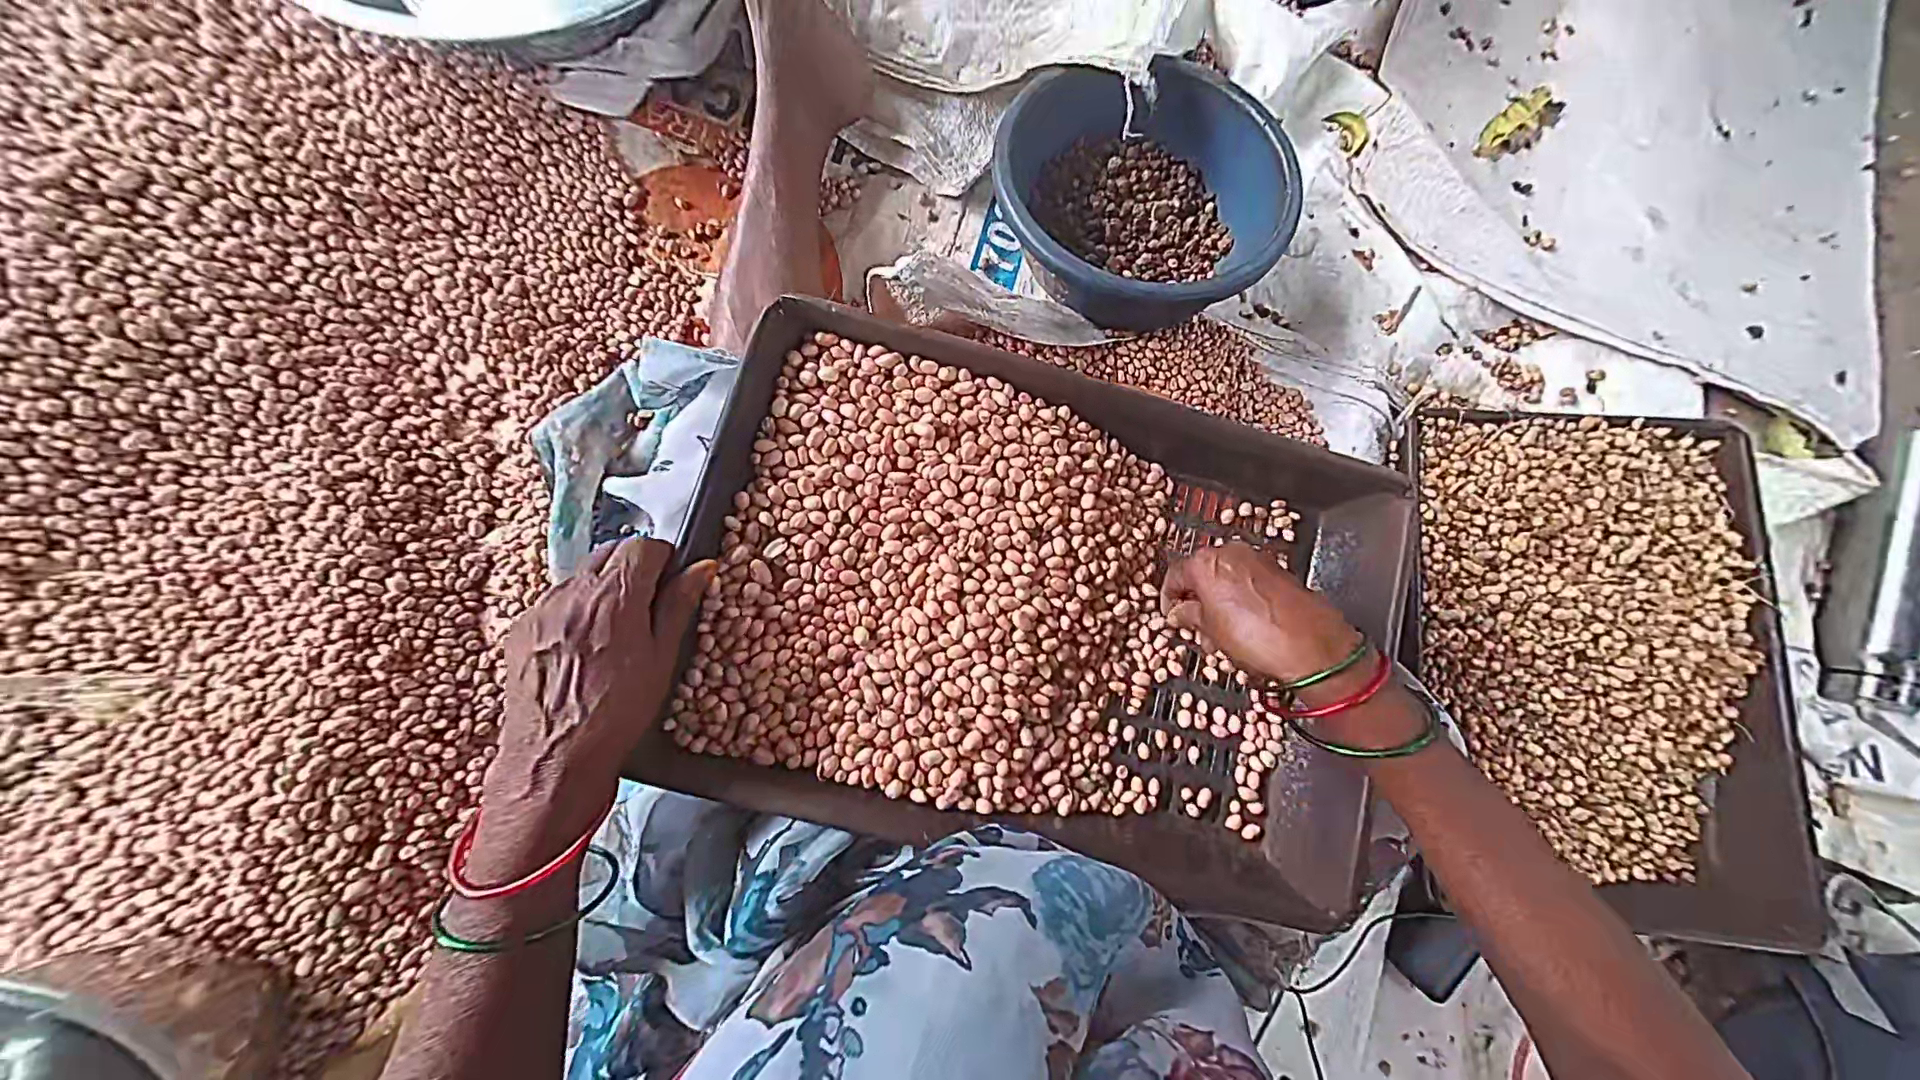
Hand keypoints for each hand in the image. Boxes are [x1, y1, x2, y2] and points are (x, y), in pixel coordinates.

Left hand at [478, 539, 714, 864]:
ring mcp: (542, 609)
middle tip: (650, 603)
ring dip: (605, 587)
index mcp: (614, 598)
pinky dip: (578, 608)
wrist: (554, 757)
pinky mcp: (522, 628)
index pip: (643, 545)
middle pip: (610, 552)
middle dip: (634, 567)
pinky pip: (557, 599)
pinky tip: (587, 645)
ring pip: (582, 575)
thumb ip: (678, 605)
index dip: (664, 558)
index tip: (672, 580)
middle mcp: (573, 594)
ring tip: (617, 630)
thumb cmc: (617, 712)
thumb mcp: (662, 658)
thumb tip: (701, 568)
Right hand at [1160, 541, 1359, 683]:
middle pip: (1202, 573)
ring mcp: (1258, 561)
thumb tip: (1182, 612)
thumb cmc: (1260, 638)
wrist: (1314, 649)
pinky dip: (1241, 599)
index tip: (1171, 614)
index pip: (1175, 575)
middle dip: (1196, 599)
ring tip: (1220, 633)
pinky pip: (1248, 582)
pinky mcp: (1280, 572)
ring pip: (1226, 578)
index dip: (1170, 599)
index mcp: (1206, 563)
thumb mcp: (1211, 631)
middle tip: (1195, 626)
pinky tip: (1244, 626)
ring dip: (1219, 601)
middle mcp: (1232, 553)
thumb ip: (1190, 615)